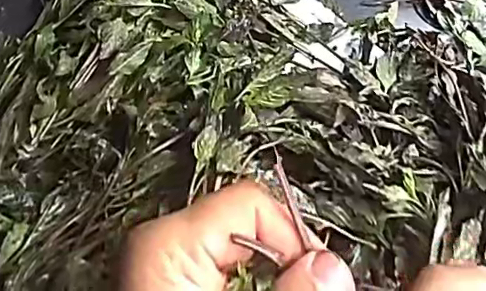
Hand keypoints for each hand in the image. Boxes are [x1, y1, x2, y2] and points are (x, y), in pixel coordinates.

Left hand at [118, 180, 355, 290]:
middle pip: (245, 229)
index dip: (293, 241)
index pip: (251, 203)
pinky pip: (216, 275)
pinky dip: (242, 289)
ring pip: (234, 257)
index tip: (317, 279)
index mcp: (167, 243)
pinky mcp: (161, 285)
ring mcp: (156, 267)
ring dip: (266, 284)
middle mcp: (157, 245)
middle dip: (283, 267)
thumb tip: (329, 268)